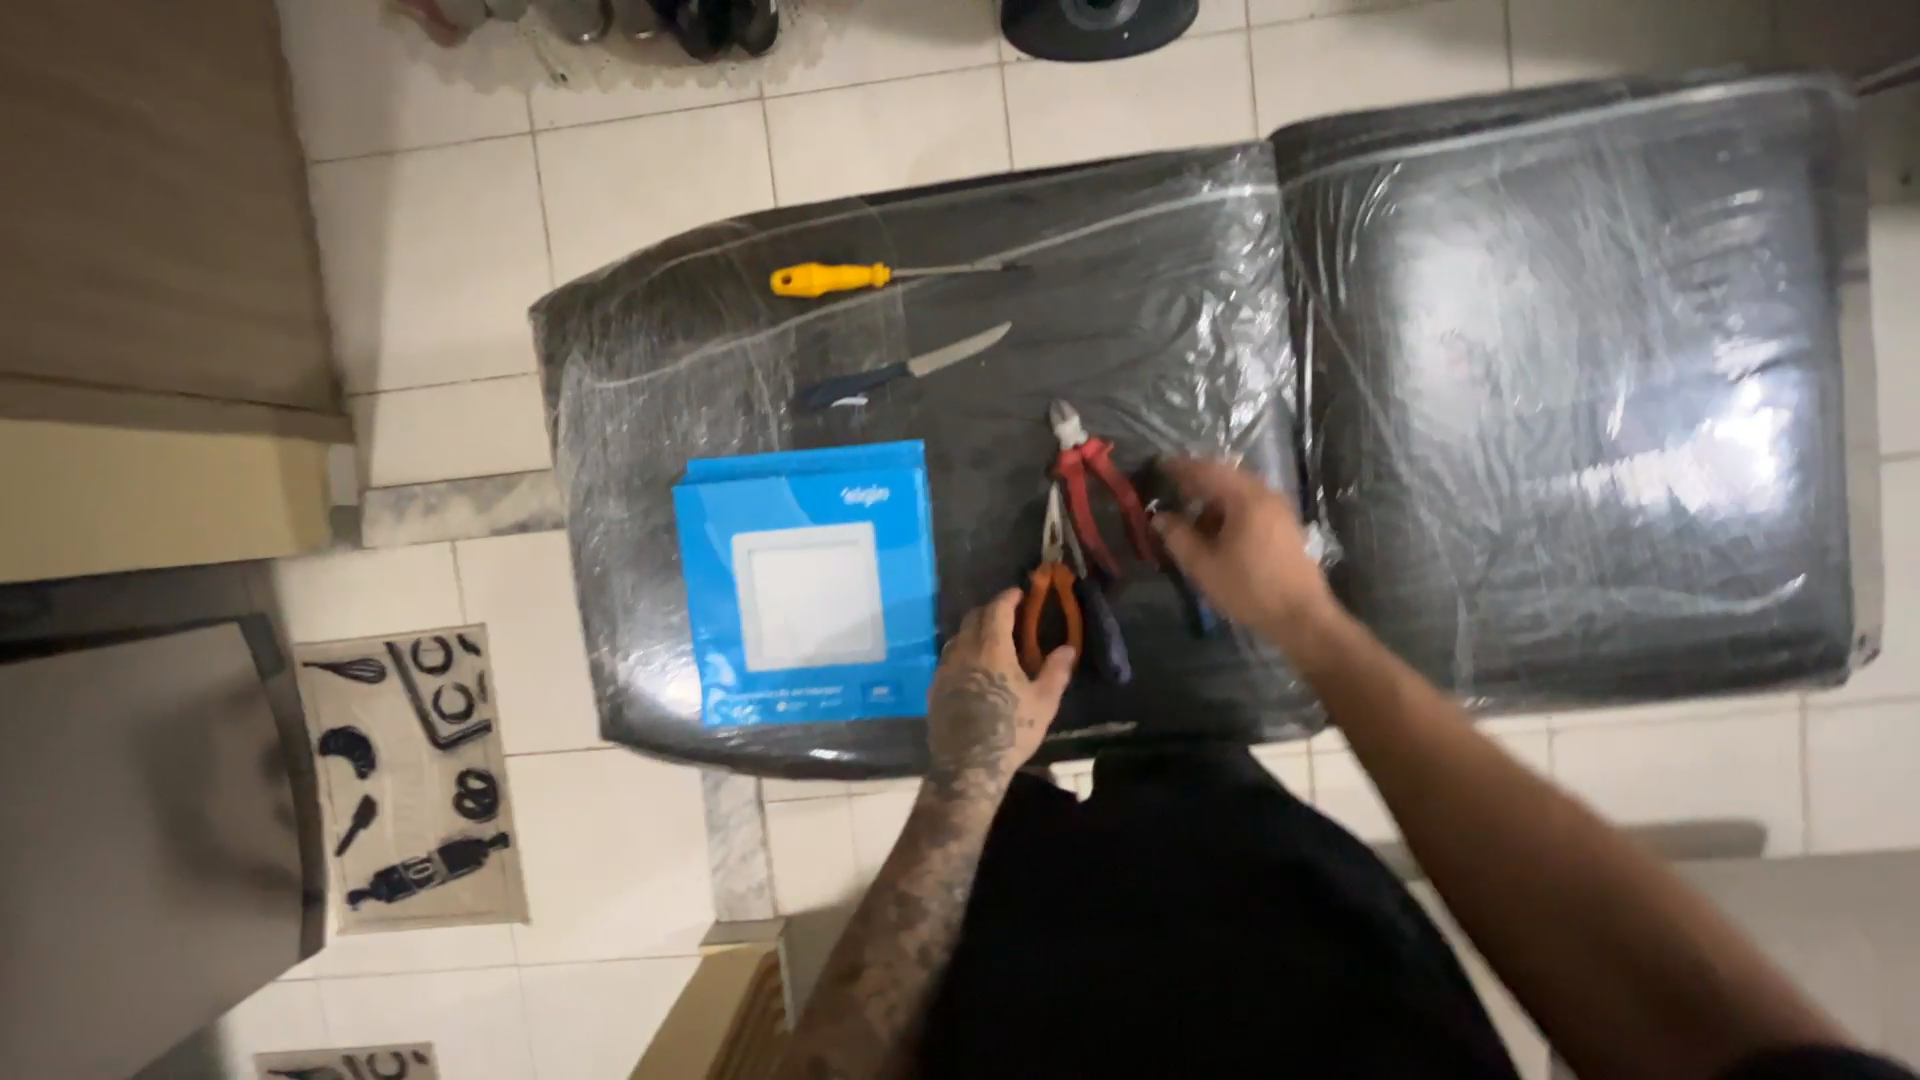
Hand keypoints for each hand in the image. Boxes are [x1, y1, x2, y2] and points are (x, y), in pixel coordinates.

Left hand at [926, 589, 1073, 791]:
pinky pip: (948, 658)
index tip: (1018, 593)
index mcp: (991, 649)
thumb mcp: (1043, 702)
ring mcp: (944, 669)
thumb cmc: (1011, 731)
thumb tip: (1068, 649)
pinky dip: (962, 652)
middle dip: (990, 610)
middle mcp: (963, 652)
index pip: (996, 610)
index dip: (1008, 598)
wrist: (968, 765)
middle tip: (1007, 613)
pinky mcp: (934, 688)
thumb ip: (1055, 671)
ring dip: (974, 630)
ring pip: (957, 637)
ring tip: (990, 639)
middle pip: (973, 618)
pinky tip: (972, 668)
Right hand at [1153, 458, 1341, 651]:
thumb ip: (1177, 537)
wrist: (1301, 617)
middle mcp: (1266, 495)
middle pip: (1225, 476)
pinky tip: (1216, 530)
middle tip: (1170, 489)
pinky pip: (1251, 504)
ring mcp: (1279, 509)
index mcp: (1245, 499)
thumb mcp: (1203, 566)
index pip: (1207, 471)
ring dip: (1212, 498)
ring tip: (1189, 515)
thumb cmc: (1249, 589)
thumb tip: (1160, 517)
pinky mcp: (1285, 525)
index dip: (1180, 467)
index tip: (1158, 466)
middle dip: (1196, 481)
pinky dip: (1229, 509)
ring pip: (1239, 491)